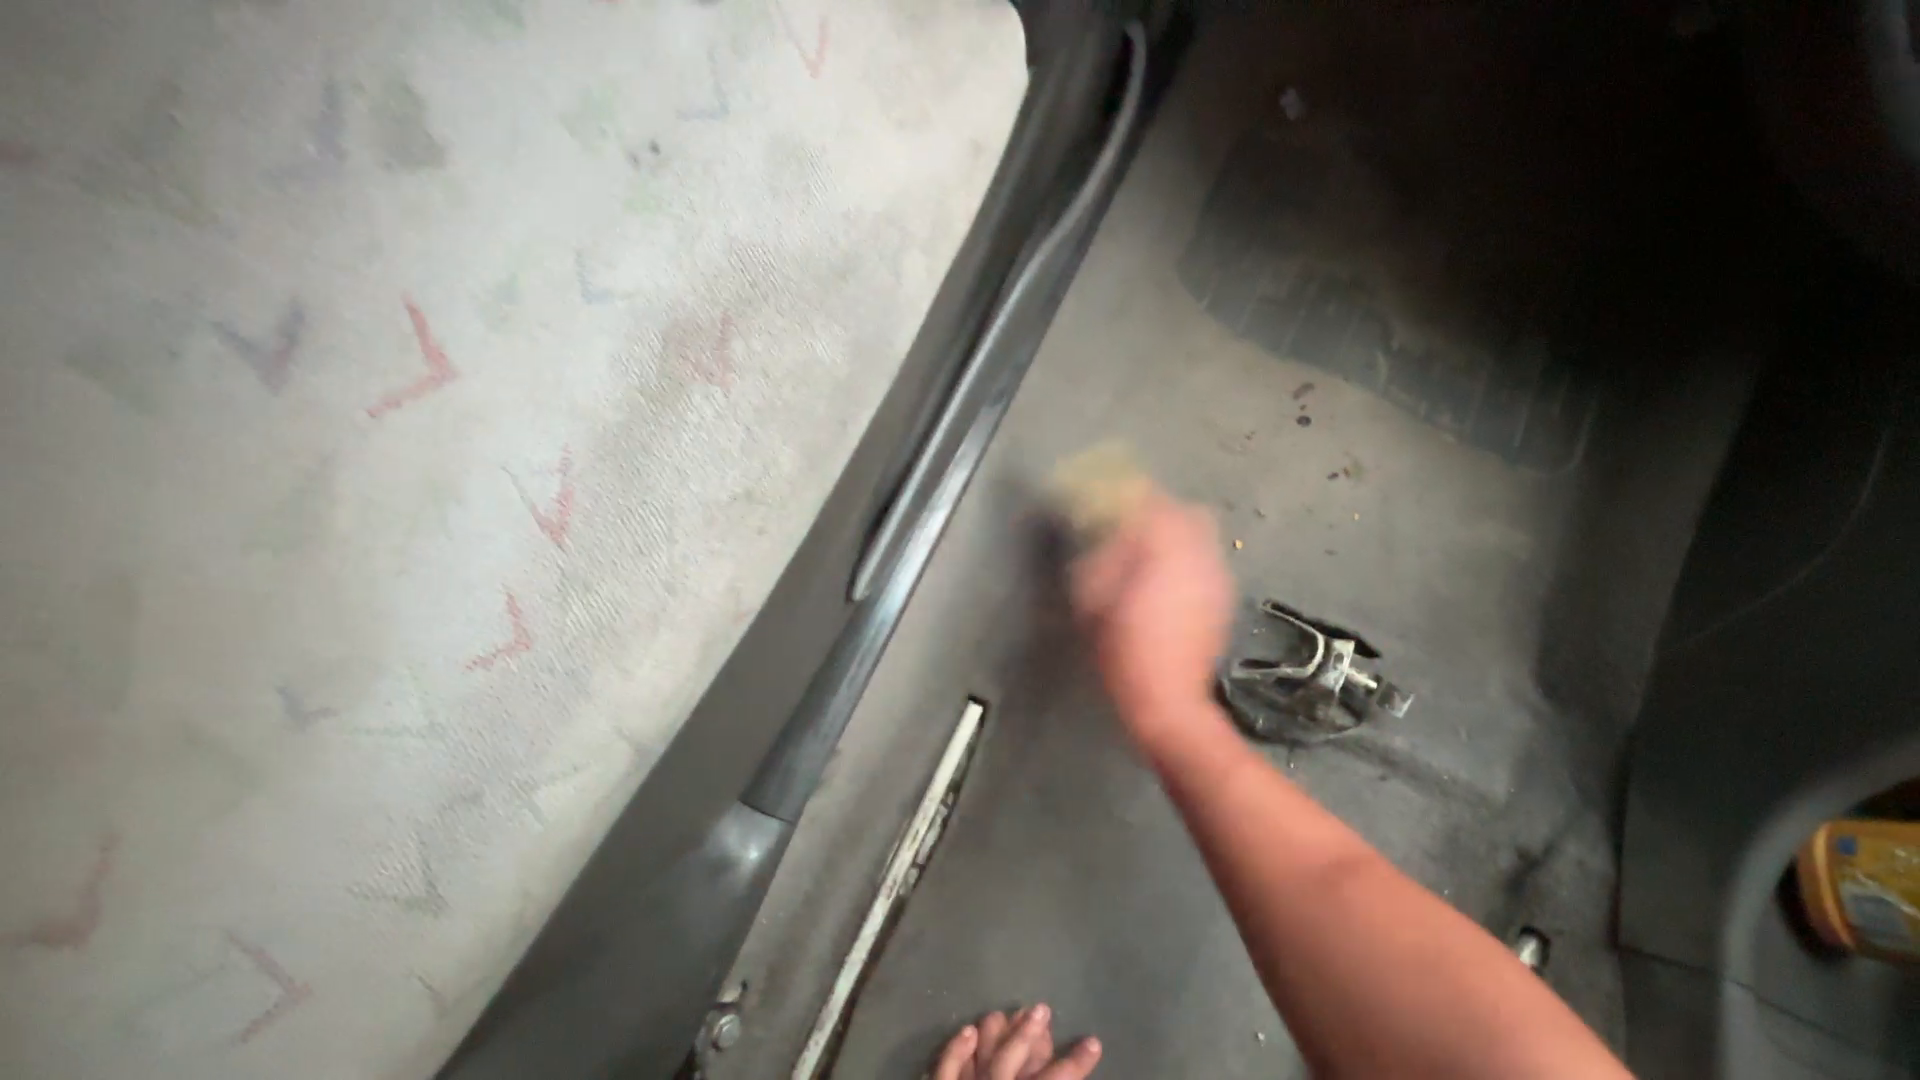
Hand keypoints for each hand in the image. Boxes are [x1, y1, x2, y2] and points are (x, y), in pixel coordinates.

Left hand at [932, 1004, 1100, 1079]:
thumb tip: (1061, 1065)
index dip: (1076, 1062)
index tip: (1094, 1041)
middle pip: (1012, 1060)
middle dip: (1028, 1033)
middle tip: (1043, 1007)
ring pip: (981, 1059)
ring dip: (993, 1035)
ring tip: (1005, 1012)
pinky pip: (944, 1071)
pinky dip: (955, 1050)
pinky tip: (967, 1029)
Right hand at [1068, 493, 1234, 751]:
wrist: (1168, 701)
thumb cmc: (1124, 653)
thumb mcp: (1094, 602)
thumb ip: (1101, 559)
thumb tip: (1105, 536)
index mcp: (1164, 552)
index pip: (1153, 503)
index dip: (1131, 497)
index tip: (1113, 499)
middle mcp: (1200, 558)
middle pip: (1188, 513)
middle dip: (1162, 513)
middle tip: (1135, 526)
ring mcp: (1218, 579)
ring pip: (1203, 537)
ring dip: (1177, 537)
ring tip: (1152, 554)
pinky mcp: (1224, 600)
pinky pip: (1208, 563)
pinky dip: (1189, 561)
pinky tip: (1170, 583)